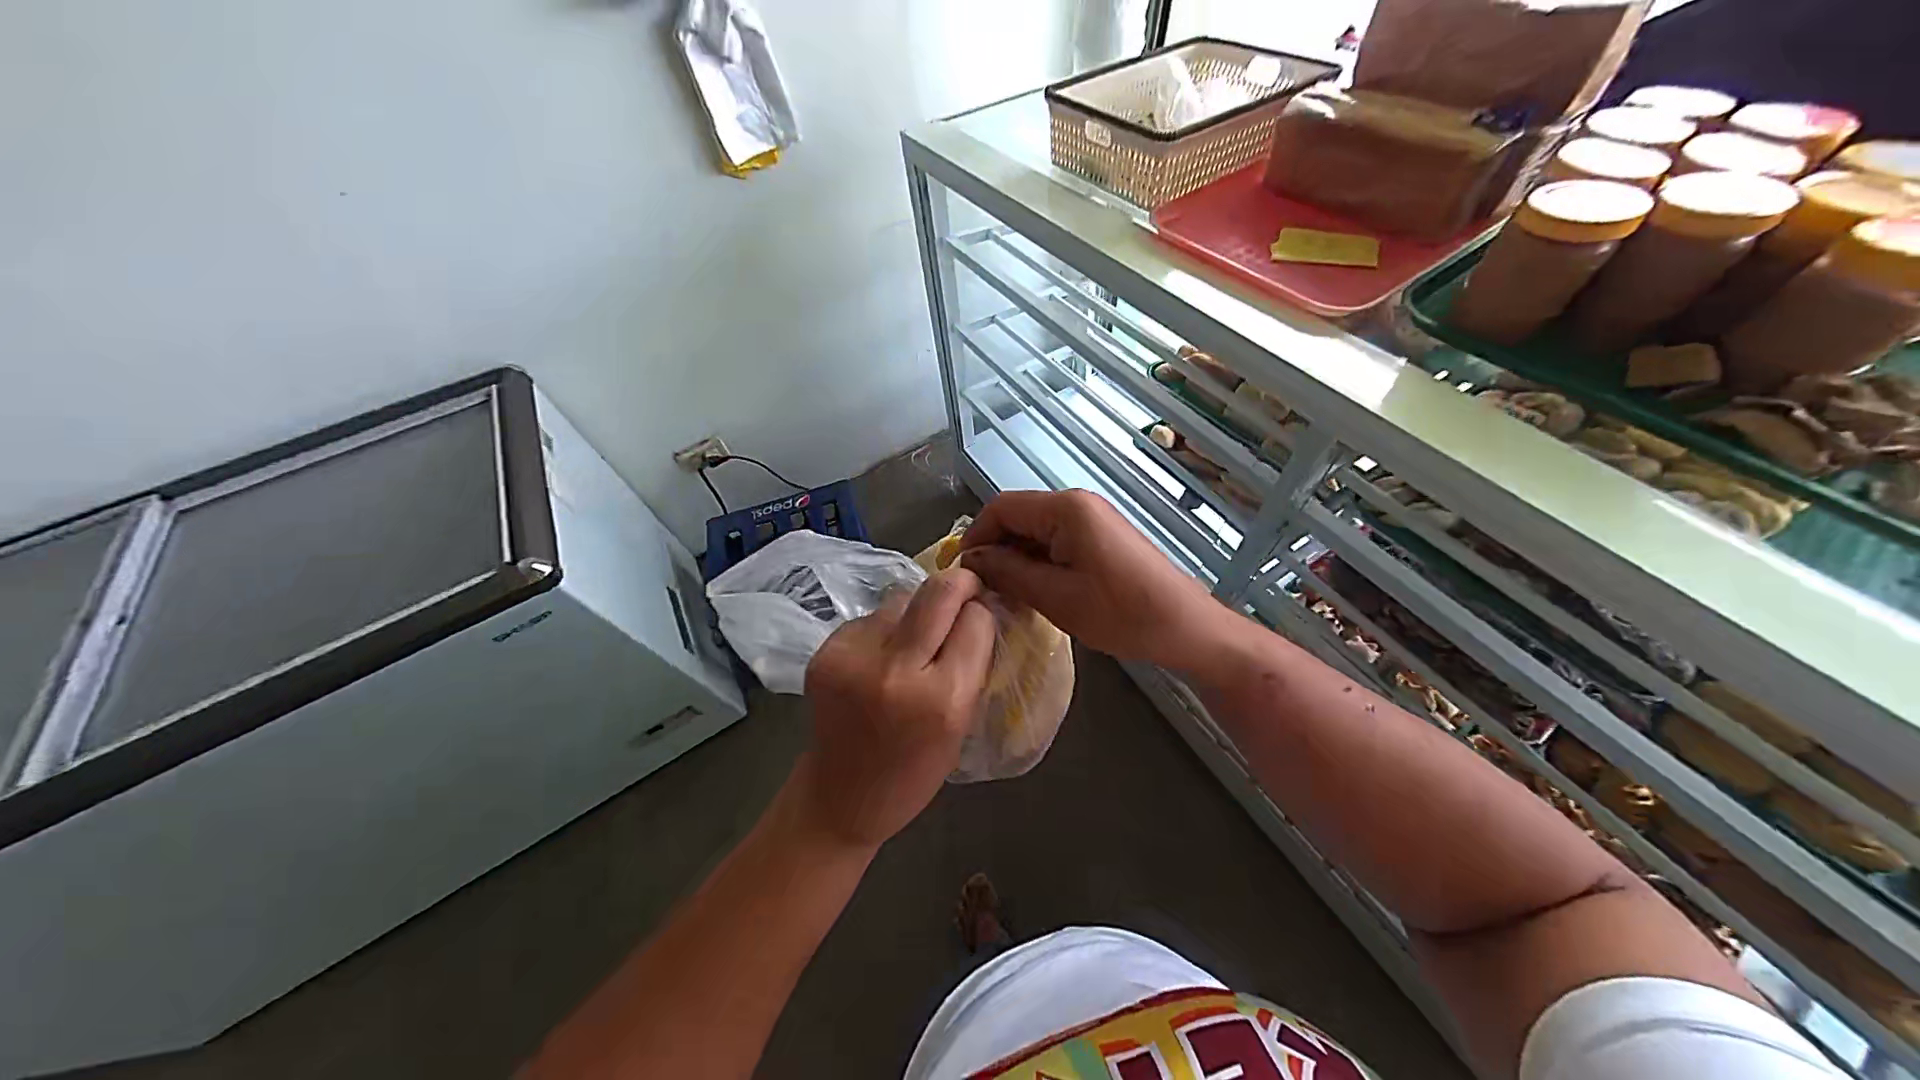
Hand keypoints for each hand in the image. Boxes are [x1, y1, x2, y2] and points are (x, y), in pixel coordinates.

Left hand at [795, 568, 995, 848]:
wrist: (840, 797)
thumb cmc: (914, 771)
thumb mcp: (961, 726)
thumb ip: (972, 666)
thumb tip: (980, 608)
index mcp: (942, 700)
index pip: (976, 621)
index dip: (983, 613)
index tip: (982, 614)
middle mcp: (896, 671)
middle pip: (938, 591)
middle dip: (959, 583)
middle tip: (966, 589)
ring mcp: (854, 656)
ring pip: (902, 597)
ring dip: (917, 609)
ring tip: (912, 640)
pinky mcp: (826, 650)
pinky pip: (871, 616)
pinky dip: (883, 628)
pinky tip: (880, 657)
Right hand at [959, 490, 1245, 676]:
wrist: (1185, 628)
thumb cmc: (1122, 614)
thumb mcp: (1056, 597)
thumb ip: (1008, 572)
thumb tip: (972, 560)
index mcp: (1066, 509)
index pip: (1001, 507)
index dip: (975, 537)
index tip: (962, 573)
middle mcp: (1078, 504)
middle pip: (1017, 516)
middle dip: (995, 548)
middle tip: (982, 589)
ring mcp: (1092, 519)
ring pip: (1035, 530)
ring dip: (1016, 558)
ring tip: (1006, 594)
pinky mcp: (1100, 537)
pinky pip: (1056, 541)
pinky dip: (1038, 562)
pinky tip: (1034, 591)